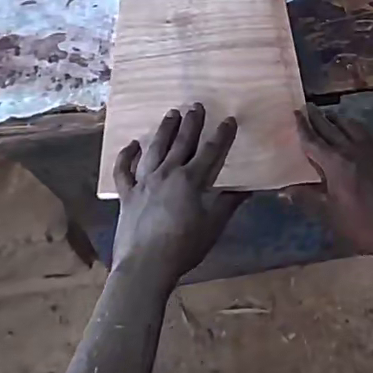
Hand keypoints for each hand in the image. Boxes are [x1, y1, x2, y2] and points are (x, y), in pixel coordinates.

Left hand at [110, 104, 243, 283]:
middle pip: (181, 143)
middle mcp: (166, 173)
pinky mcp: (126, 194)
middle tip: (196, 106)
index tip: (229, 119)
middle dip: (191, 123)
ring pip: (155, 149)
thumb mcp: (212, 226)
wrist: (145, 266)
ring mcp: (144, 182)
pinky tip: (132, 144)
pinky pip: (124, 170)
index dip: (221, 135)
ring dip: (164, 130)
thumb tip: (247, 188)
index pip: (210, 152)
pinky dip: (127, 156)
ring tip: (171, 114)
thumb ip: (228, 204)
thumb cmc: (183, 248)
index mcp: (190, 180)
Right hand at [292, 106, 372, 263]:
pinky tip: (353, 129)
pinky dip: (354, 126)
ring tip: (327, 116)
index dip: (302, 127)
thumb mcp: (329, 214)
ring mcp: (370, 150)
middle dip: (317, 117)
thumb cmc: (361, 225)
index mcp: (334, 163)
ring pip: (349, 126)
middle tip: (307, 106)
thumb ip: (307, 197)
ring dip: (336, 119)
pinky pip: (365, 132)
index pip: (313, 140)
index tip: (295, 113)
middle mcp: (351, 150)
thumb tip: (283, 190)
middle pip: (330, 128)